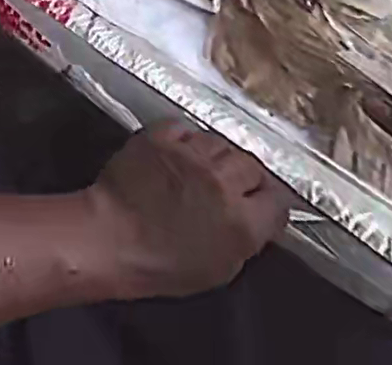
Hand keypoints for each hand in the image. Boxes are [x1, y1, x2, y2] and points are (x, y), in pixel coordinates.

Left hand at [85, 121, 288, 297]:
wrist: (114, 235)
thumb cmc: (165, 262)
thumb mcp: (223, 265)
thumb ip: (247, 234)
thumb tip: (256, 215)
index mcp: (243, 222)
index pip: (277, 199)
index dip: (270, 199)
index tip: (262, 200)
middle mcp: (220, 183)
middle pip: (250, 163)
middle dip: (246, 173)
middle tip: (234, 180)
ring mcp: (187, 157)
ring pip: (218, 141)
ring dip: (217, 153)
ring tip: (206, 164)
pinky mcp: (158, 139)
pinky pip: (182, 126)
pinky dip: (185, 135)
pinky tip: (180, 147)